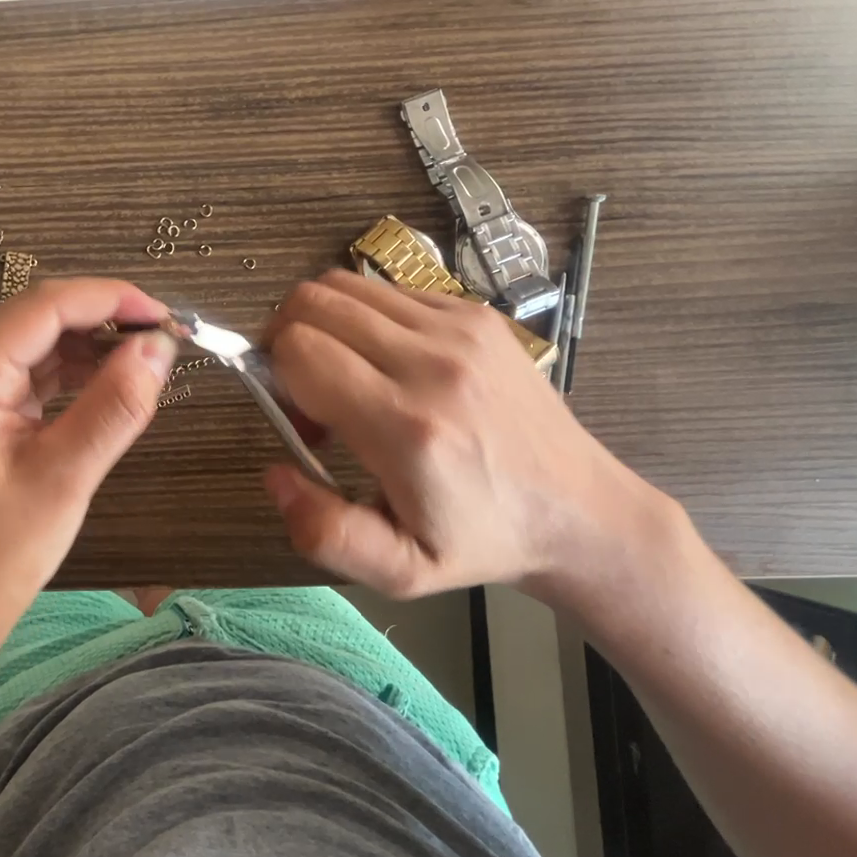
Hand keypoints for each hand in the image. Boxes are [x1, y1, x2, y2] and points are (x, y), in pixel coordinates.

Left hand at [0, 278, 177, 648]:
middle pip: (37, 317)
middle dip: (102, 318)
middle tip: (165, 338)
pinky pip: (31, 374)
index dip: (108, 299)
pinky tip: (111, 382)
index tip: (167, 315)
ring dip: (90, 345)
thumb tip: (159, 347)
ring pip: (37, 342)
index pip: (42, 307)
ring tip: (147, 360)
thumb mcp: (63, 479)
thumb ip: (112, 407)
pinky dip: (72, 373)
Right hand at [261, 269, 668, 599]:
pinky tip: (381, 361)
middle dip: (285, 342)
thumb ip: (324, 533)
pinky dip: (360, 317)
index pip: (299, 351)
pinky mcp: (476, 314)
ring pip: (341, 286)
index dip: (276, 380)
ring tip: (342, 372)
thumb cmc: (480, 541)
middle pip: (311, 304)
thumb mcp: (399, 571)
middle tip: (308, 391)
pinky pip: (383, 289)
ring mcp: (460, 329)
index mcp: (407, 427)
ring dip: (319, 324)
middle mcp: (433, 363)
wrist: (581, 512)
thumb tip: (275, 475)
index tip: (301, 420)